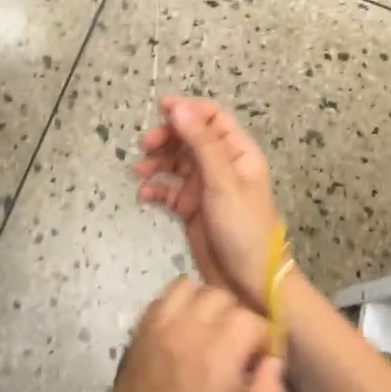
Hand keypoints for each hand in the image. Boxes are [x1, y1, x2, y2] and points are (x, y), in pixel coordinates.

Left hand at [93, 278, 289, 391]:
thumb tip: (274, 362)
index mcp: (216, 356)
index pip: (251, 319)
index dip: (264, 337)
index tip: (263, 358)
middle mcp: (187, 329)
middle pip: (222, 296)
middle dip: (238, 317)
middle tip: (240, 347)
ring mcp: (159, 324)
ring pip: (191, 286)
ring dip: (207, 303)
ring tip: (213, 332)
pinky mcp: (140, 327)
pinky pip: (163, 295)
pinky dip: (180, 302)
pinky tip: (186, 329)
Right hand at [134, 94, 285, 310]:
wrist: (251, 284)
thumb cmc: (244, 227)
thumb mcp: (222, 182)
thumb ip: (200, 142)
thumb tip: (177, 106)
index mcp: (237, 153)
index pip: (212, 118)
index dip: (188, 109)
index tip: (160, 107)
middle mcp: (221, 165)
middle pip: (189, 137)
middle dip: (167, 137)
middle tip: (146, 145)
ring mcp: (205, 187)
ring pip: (175, 162)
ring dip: (156, 162)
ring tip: (140, 171)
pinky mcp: (191, 208)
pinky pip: (169, 190)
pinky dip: (155, 189)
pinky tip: (145, 195)